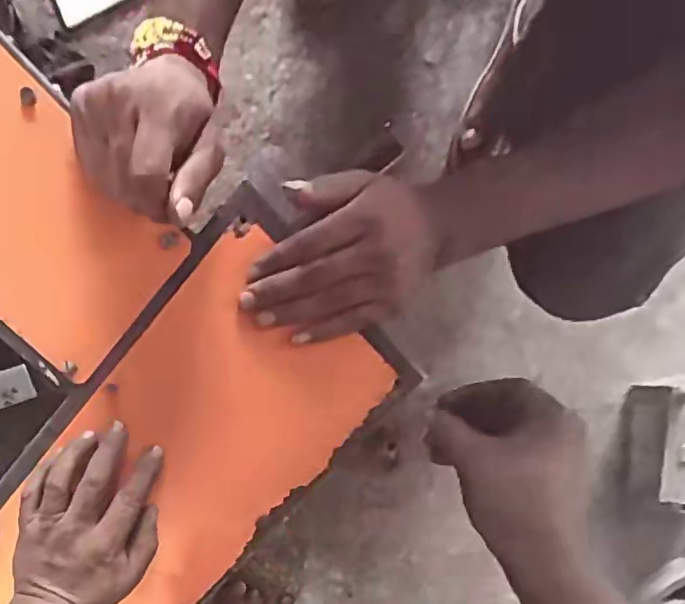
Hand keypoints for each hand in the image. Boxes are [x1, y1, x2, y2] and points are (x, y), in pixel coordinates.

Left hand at [13, 422, 164, 603]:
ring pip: (60, 480)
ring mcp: (48, 524)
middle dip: (108, 451)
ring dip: (75, 453)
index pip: (128, 500)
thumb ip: (145, 542)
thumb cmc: (93, 594)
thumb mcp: (130, 577)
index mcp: (105, 543)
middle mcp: (75, 528)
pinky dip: (45, 469)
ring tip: (89, 435)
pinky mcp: (28, 523)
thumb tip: (150, 508)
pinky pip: (33, 490)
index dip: (142, 472)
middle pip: (93, 481)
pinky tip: (58, 454)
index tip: (152, 450)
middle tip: (118, 428)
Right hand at [70, 56, 223, 224]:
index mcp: (160, 104)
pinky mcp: (79, 105)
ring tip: (139, 172)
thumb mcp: (209, 145)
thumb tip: (178, 215)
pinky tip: (120, 160)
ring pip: (104, 179)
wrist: (166, 73)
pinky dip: (106, 175)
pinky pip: (88, 166)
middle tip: (155, 189)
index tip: (165, 206)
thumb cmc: (189, 114)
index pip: (146, 174)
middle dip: (140, 199)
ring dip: (123, 190)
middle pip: (123, 181)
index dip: (154, 202)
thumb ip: (196, 181)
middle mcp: (121, 97)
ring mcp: (95, 101)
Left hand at [240, 171, 432, 342]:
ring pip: (329, 302)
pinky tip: (295, 337)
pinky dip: (322, 331)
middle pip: (316, 276)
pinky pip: (350, 322)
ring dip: (292, 313)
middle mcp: (374, 252)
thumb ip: (325, 189)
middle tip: (246, 301)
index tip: (252, 272)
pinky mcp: (389, 306)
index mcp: (364, 218)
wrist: (438, 228)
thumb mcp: (362, 184)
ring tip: (261, 319)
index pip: (313, 242)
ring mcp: (383, 283)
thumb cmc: (389, 205)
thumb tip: (287, 190)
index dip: (280, 258)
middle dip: (278, 290)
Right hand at [423, 379, 590, 572]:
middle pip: (509, 411)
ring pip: (511, 435)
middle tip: (435, 432)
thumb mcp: (471, 459)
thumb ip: (448, 430)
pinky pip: (517, 454)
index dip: (468, 394)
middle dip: (467, 418)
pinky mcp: (556, 480)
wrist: (545, 555)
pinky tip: (466, 470)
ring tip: (442, 454)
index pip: (506, 388)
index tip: (437, 408)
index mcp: (550, 416)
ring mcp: (563, 455)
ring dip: (474, 438)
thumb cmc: (510, 500)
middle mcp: (563, 428)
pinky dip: (488, 455)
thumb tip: (430, 414)